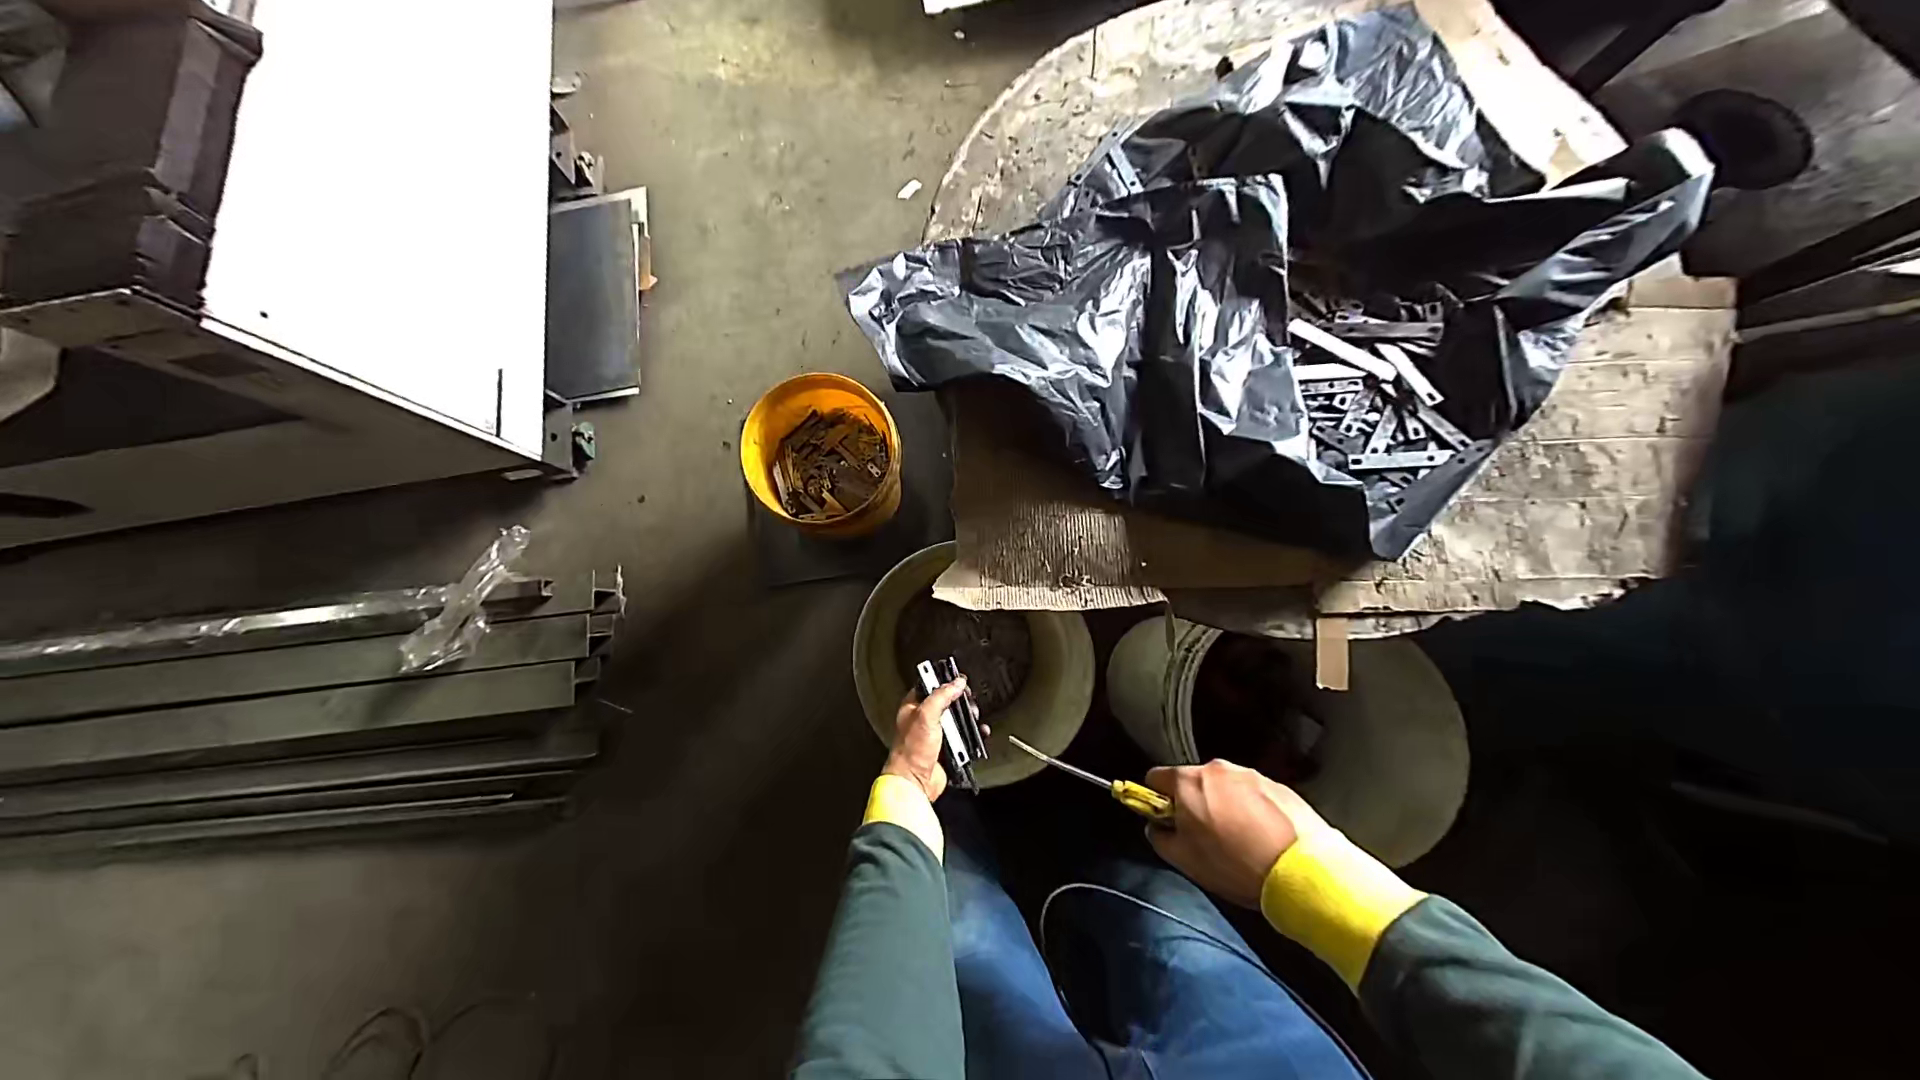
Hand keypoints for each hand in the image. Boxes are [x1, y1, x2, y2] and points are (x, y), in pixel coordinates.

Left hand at [882, 678, 969, 802]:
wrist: (915, 782)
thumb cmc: (910, 751)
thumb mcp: (926, 715)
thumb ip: (942, 696)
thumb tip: (956, 683)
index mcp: (913, 707)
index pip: (930, 686)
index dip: (945, 681)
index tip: (959, 680)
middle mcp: (924, 719)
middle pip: (948, 703)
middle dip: (961, 702)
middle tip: (968, 702)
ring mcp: (936, 735)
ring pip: (958, 721)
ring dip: (968, 720)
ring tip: (974, 718)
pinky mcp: (947, 750)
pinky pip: (964, 739)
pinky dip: (972, 736)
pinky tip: (978, 733)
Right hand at [1144, 760, 1331, 907]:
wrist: (1302, 872)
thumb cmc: (1238, 866)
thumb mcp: (1185, 860)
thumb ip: (1160, 838)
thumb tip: (1157, 828)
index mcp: (1188, 782)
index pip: (1155, 778)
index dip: (1156, 801)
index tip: (1167, 821)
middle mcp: (1217, 769)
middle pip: (1193, 781)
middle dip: (1194, 803)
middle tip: (1206, 837)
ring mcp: (1250, 775)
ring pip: (1225, 787)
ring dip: (1225, 806)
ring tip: (1241, 841)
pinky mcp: (1279, 786)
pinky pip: (1255, 795)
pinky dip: (1254, 811)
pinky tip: (1264, 838)